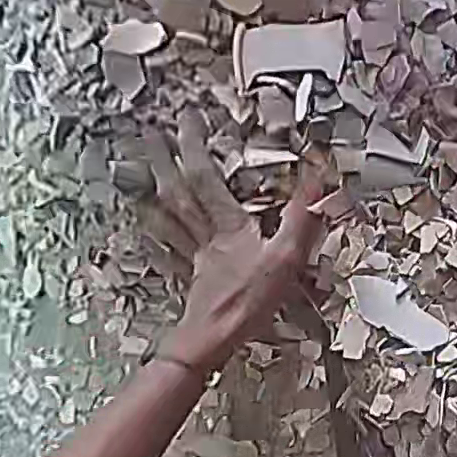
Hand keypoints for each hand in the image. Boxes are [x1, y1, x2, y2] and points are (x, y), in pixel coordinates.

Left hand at [146, 109, 325, 372]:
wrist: (214, 338)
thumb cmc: (250, 300)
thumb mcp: (285, 258)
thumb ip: (300, 218)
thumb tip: (316, 179)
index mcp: (228, 226)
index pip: (205, 179)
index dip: (195, 147)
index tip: (188, 119)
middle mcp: (206, 234)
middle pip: (178, 191)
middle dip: (165, 159)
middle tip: (150, 132)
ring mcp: (195, 254)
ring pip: (169, 213)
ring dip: (154, 187)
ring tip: (140, 165)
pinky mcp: (193, 272)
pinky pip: (170, 242)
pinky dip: (158, 226)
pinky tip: (150, 220)